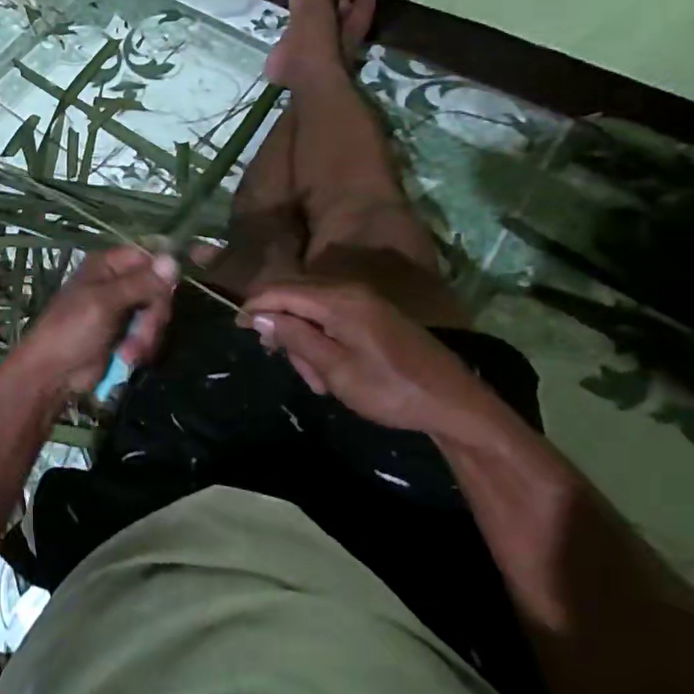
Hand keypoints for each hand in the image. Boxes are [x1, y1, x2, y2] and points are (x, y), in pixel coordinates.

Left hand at [10, 246, 178, 396]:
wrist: (53, 374)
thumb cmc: (71, 331)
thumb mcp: (105, 303)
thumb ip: (140, 283)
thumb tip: (172, 260)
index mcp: (107, 265)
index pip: (148, 259)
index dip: (160, 278)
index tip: (161, 299)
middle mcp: (116, 281)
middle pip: (157, 289)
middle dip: (153, 317)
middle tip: (141, 337)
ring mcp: (121, 308)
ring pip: (155, 314)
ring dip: (147, 337)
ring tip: (129, 354)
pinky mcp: (125, 332)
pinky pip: (148, 333)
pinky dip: (142, 347)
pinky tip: (129, 358)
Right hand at [241, 276, 495, 437]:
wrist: (455, 404)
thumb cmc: (391, 391)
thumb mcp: (336, 370)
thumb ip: (295, 337)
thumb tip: (258, 315)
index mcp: (339, 299)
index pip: (281, 289)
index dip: (254, 305)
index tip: (238, 328)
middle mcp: (349, 289)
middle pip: (294, 295)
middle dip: (283, 328)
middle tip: (289, 366)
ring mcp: (364, 300)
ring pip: (311, 308)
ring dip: (303, 340)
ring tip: (318, 380)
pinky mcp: (373, 313)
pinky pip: (331, 316)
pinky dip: (321, 339)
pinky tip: (330, 369)